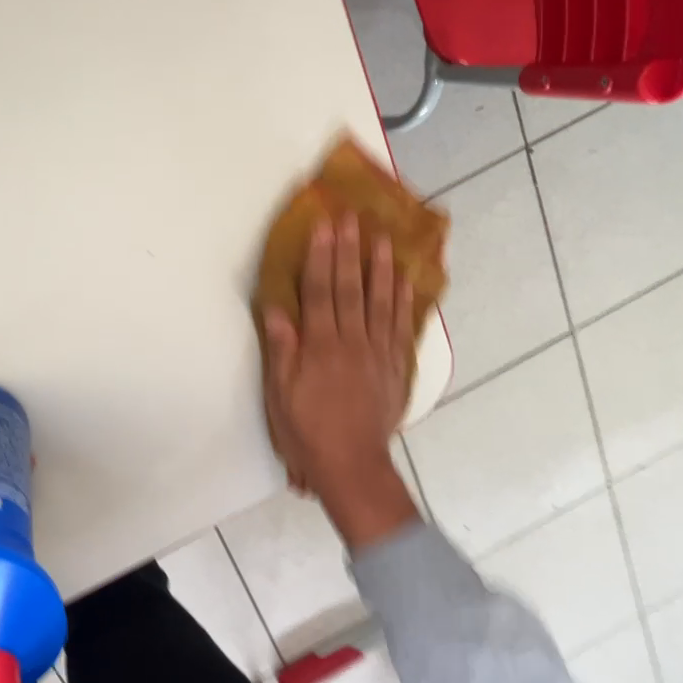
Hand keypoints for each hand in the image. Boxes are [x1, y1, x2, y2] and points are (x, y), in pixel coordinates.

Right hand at [262, 213, 421, 548]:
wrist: (351, 465)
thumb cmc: (307, 431)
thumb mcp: (280, 394)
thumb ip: (282, 349)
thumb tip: (277, 308)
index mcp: (320, 346)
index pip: (320, 292)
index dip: (320, 256)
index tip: (323, 225)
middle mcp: (352, 342)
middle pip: (350, 288)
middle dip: (350, 251)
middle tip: (353, 218)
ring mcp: (379, 353)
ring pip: (382, 302)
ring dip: (382, 267)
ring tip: (384, 237)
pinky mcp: (396, 367)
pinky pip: (402, 327)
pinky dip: (404, 301)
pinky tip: (405, 280)